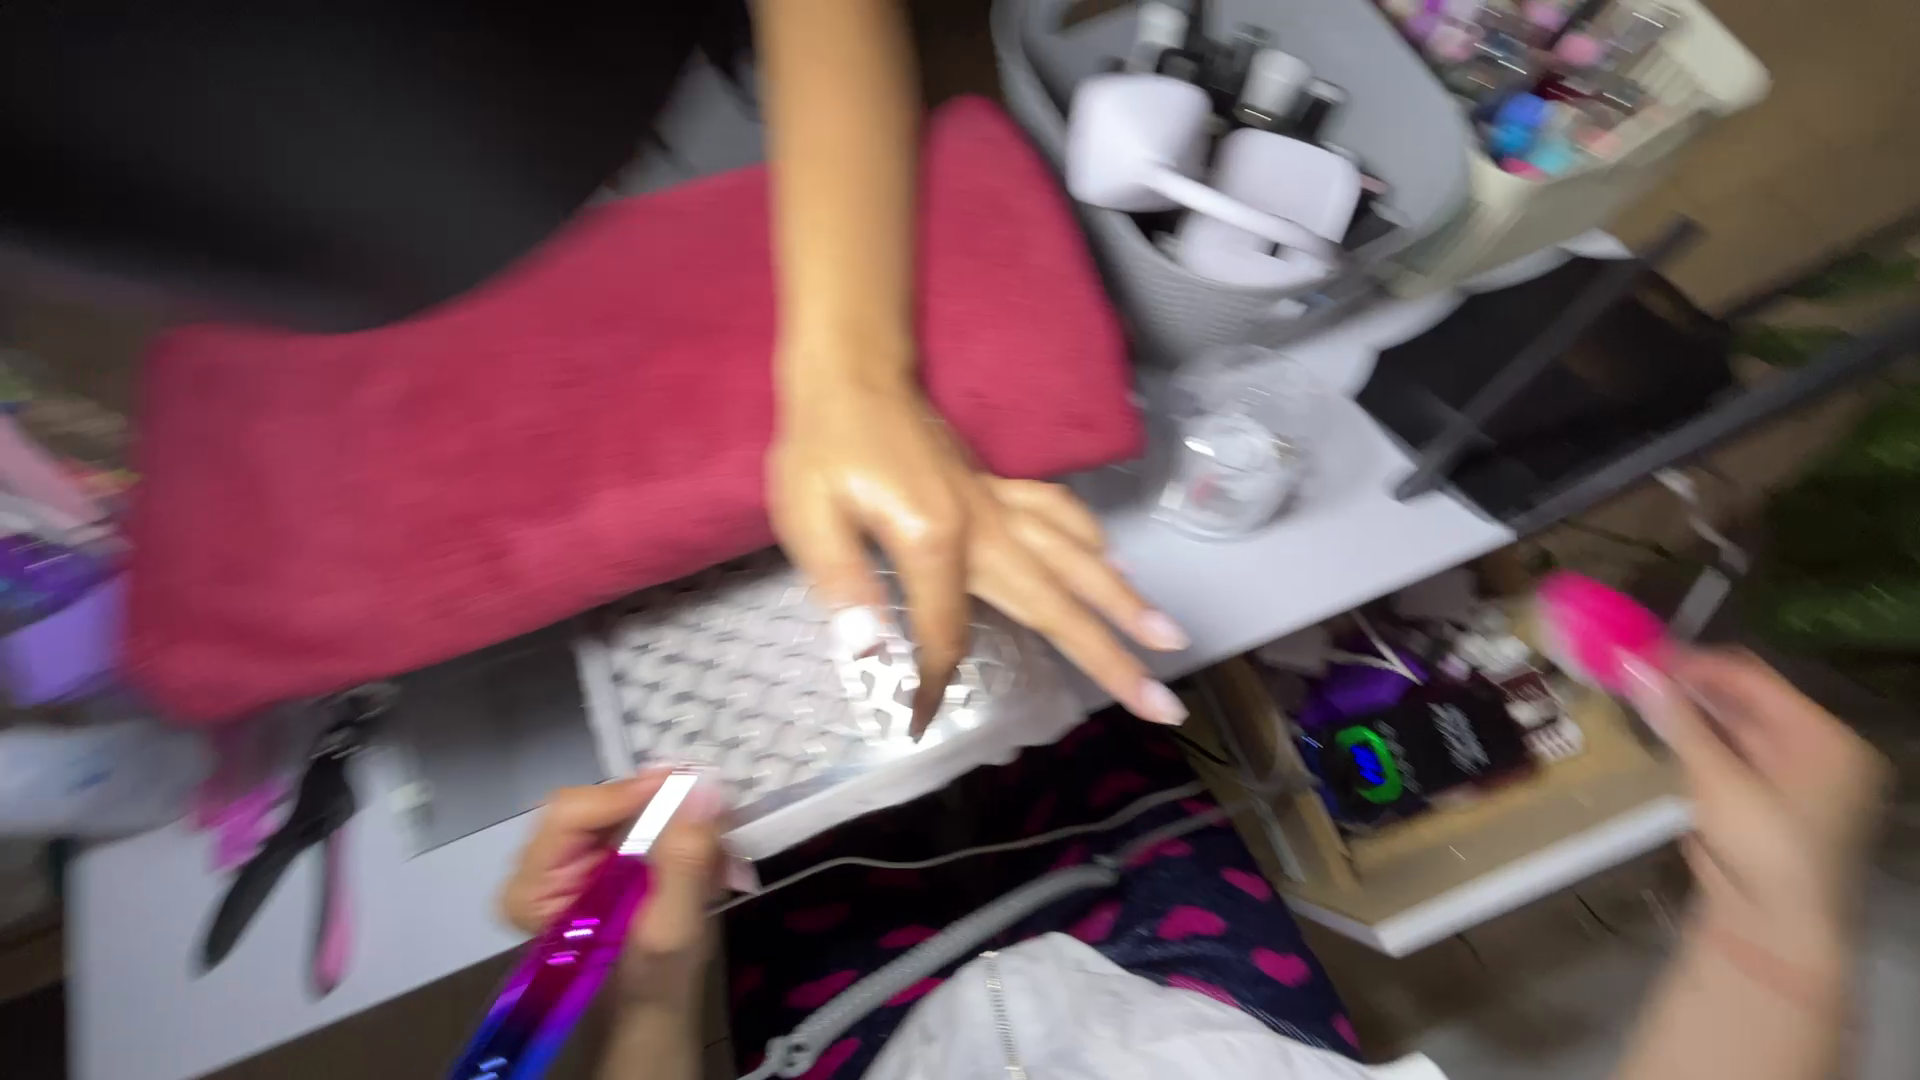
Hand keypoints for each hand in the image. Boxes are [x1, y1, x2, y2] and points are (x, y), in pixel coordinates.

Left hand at [499, 769, 727, 1007]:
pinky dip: (674, 820)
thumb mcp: (673, 929)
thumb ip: (684, 863)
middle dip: (657, 801)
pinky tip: (698, 842)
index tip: (684, 787)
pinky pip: (637, 811)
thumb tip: (703, 791)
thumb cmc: (654, 983)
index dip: (627, 794)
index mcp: (534, 889)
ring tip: (708, 834)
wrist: (654, 1003)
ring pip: (623, 800)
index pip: (570, 813)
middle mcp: (542, 864)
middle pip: (599, 799)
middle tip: (707, 808)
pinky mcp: (599, 850)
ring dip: (672, 810)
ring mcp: (570, 854)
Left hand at [769, 368, 1189, 731]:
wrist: (852, 370)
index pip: (946, 635)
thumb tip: (869, 655)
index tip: (920, 718)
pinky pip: (1059, 512)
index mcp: (933, 542)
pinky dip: (1091, 540)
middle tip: (1163, 704)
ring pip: (1074, 557)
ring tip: (1167, 636)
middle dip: (1111, 658)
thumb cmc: (824, 443)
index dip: (936, 683)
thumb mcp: (809, 515)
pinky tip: (1111, 561)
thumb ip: (844, 585)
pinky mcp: (998, 486)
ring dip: (1124, 600)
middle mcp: (984, 527)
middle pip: (1056, 603)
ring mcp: (998, 503)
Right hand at [1626, 649, 1888, 957]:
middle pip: (1742, 695)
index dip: (1691, 661)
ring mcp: (1793, 769)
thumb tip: (1632, 664)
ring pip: (1730, 718)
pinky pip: (1727, 743)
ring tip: (1632, 692)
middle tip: (1626, 671)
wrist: (1776, 918)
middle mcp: (1816, 746)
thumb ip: (1675, 717)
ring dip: (1684, 705)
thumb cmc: (1761, 843)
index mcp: (1823, 738)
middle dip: (1684, 682)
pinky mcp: (1766, 788)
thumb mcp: (1715, 777)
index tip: (1634, 653)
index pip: (1750, 676)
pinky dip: (1692, 730)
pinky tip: (1656, 724)